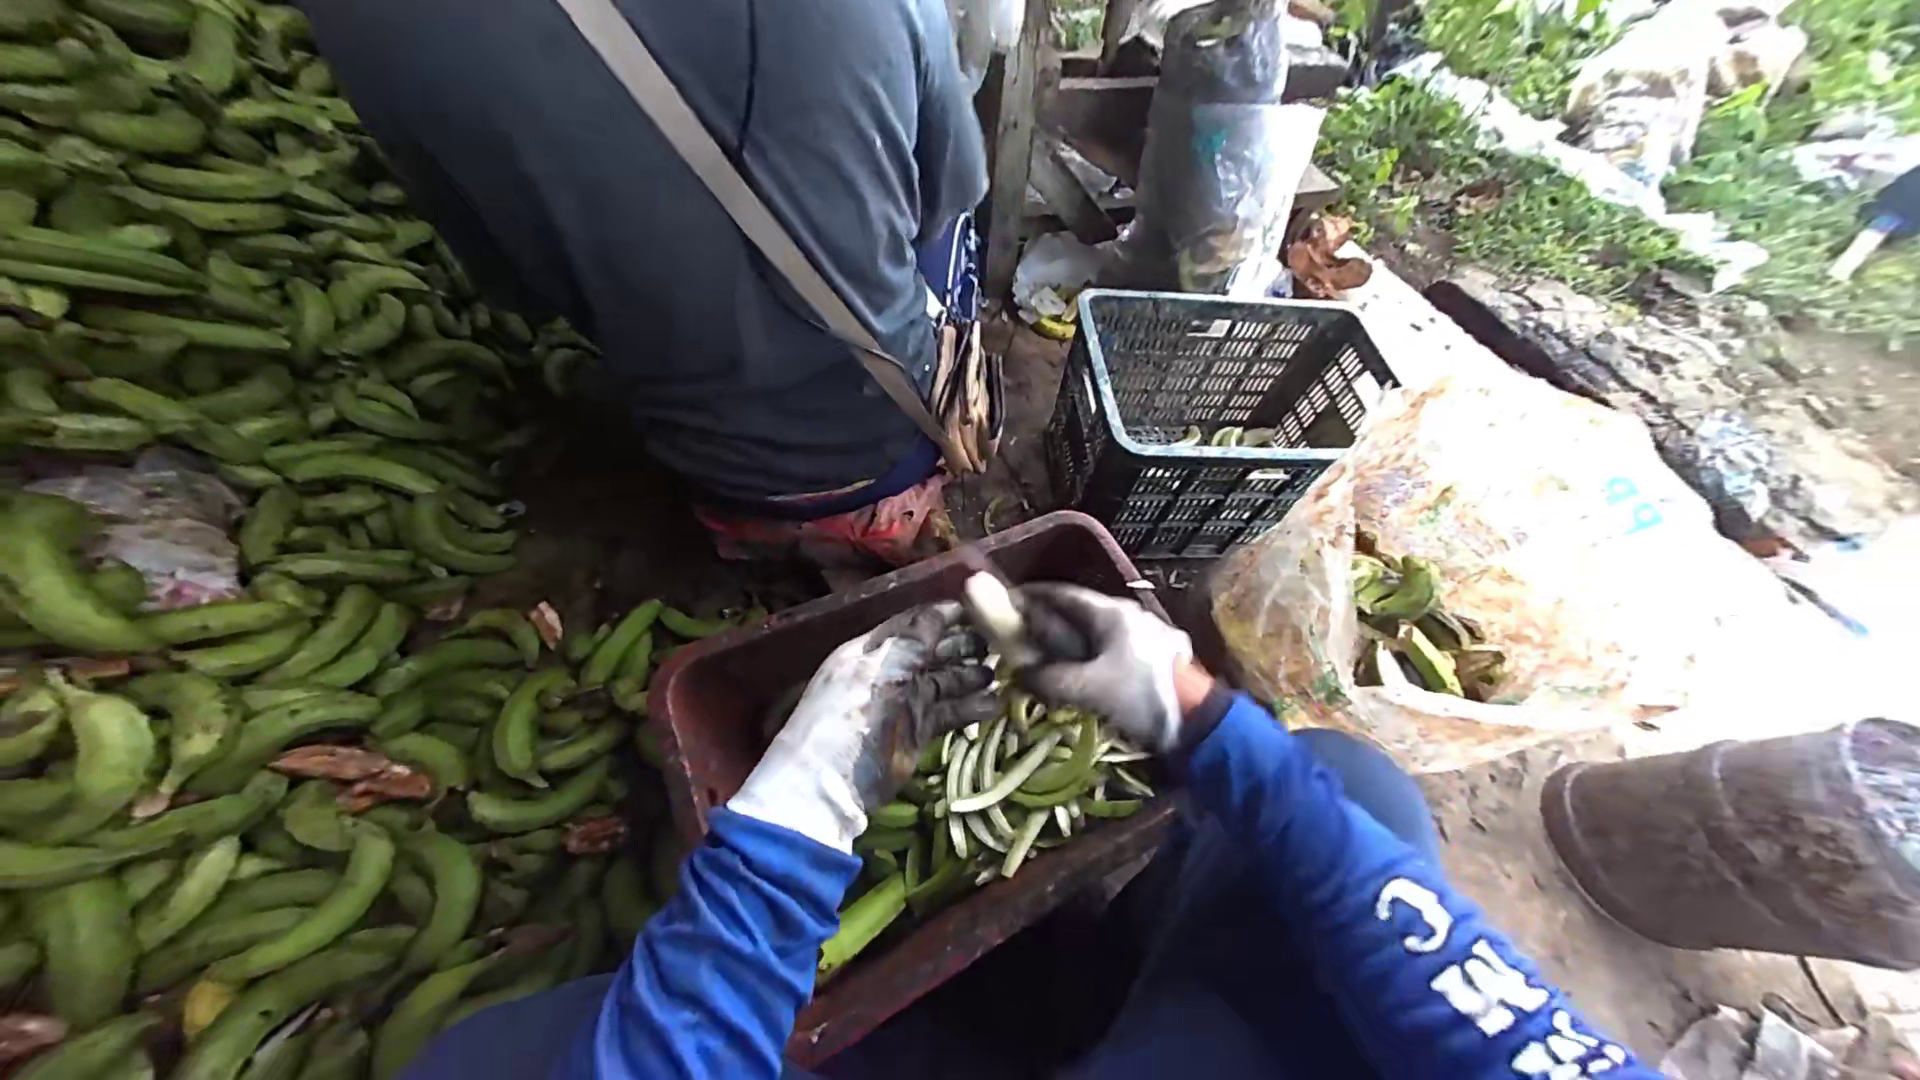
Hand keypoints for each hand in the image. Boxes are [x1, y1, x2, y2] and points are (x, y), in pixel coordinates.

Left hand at [727, 603, 996, 851]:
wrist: (829, 786)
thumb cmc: (853, 717)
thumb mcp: (882, 670)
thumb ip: (915, 638)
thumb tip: (946, 608)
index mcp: (874, 650)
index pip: (915, 623)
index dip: (945, 615)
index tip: (981, 610)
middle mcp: (891, 671)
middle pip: (933, 651)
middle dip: (964, 645)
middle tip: (1000, 643)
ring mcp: (904, 702)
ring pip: (945, 681)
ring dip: (973, 676)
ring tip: (1003, 673)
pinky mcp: (916, 731)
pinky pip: (948, 712)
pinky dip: (972, 708)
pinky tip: (997, 703)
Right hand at [1012, 583, 1207, 753]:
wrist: (1200, 722)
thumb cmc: (1141, 696)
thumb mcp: (1088, 689)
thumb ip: (1049, 680)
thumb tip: (1019, 675)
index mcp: (1113, 612)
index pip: (1064, 593)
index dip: (1033, 594)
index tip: (1009, 600)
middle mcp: (1131, 615)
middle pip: (1081, 611)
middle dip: (1051, 621)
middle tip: (1025, 633)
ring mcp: (1148, 634)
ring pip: (1100, 631)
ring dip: (1073, 640)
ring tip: (1051, 655)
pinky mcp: (1159, 656)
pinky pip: (1116, 647)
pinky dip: (1093, 654)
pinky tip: (1086, 672)